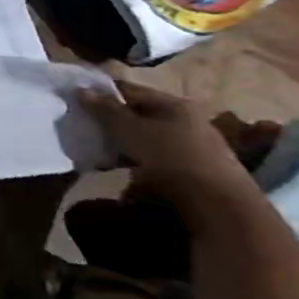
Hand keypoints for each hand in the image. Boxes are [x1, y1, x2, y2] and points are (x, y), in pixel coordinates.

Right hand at [77, 81, 256, 213]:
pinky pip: (157, 164)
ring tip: (101, 158)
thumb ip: (106, 111)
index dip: (103, 93)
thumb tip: (81, 89)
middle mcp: (187, 121)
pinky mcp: (195, 174)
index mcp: (174, 104)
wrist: (221, 209)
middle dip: (113, 124)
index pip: (131, 90)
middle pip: (140, 116)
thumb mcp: (132, 131)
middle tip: (86, 132)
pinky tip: (125, 180)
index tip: (78, 102)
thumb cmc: (173, 159)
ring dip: (124, 148)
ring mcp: (193, 149)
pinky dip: (139, 168)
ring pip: (148, 141)